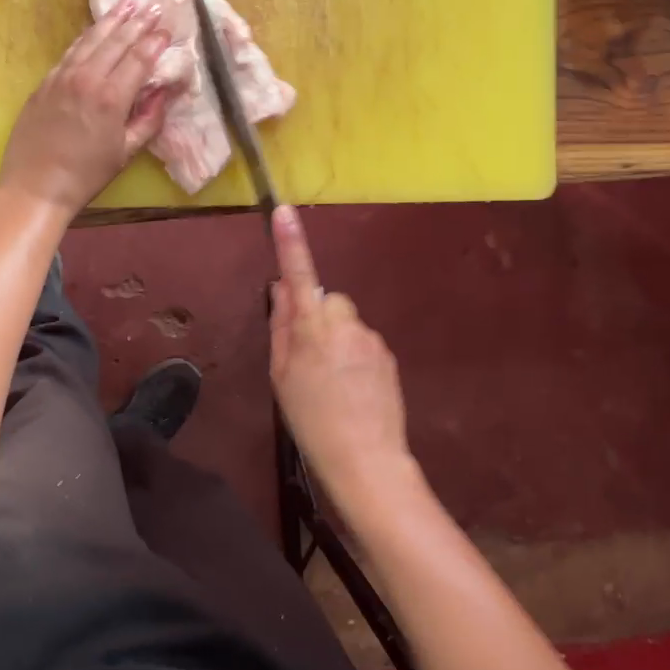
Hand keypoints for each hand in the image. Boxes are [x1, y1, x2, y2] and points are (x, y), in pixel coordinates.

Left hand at [0, 2, 170, 217]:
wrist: (35, 186)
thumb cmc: (85, 176)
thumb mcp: (125, 152)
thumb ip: (148, 119)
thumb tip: (165, 92)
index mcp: (111, 98)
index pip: (138, 58)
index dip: (154, 42)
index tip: (167, 29)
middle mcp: (86, 79)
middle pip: (115, 41)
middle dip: (137, 22)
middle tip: (152, 6)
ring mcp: (61, 78)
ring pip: (89, 41)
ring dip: (110, 21)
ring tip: (126, 4)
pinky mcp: (44, 83)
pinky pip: (69, 53)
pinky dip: (85, 39)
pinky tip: (93, 32)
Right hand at [269, 205, 411, 496]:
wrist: (366, 459)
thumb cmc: (311, 420)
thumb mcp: (281, 376)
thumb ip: (281, 327)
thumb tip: (282, 289)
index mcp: (312, 328)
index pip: (298, 275)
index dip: (290, 243)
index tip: (284, 210)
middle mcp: (345, 323)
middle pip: (326, 301)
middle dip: (315, 317)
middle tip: (304, 360)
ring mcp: (371, 338)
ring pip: (345, 322)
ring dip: (335, 339)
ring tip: (329, 383)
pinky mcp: (388, 355)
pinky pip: (362, 341)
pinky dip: (353, 356)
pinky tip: (350, 390)